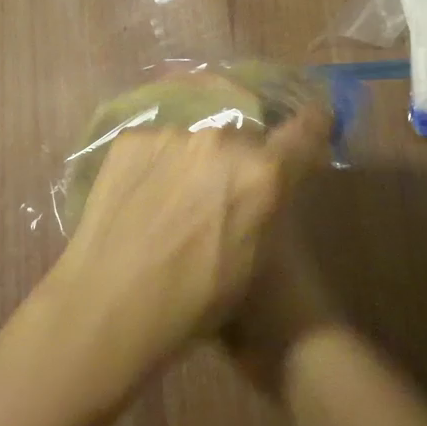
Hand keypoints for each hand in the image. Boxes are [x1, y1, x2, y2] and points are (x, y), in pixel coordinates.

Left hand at [47, 79, 333, 367]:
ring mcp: (172, 133)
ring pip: (198, 132)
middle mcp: (221, 139)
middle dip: (244, 151)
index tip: (313, 124)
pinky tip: (144, 192)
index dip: (313, 125)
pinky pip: (158, 140)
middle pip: (246, 130)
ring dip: (198, 155)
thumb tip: (270, 185)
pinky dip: (159, 160)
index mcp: (263, 172)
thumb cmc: (196, 300)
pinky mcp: (132, 138)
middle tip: (225, 184)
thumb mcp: (254, 259)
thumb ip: (269, 206)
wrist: (113, 301)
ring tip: (176, 194)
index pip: (306, 129)